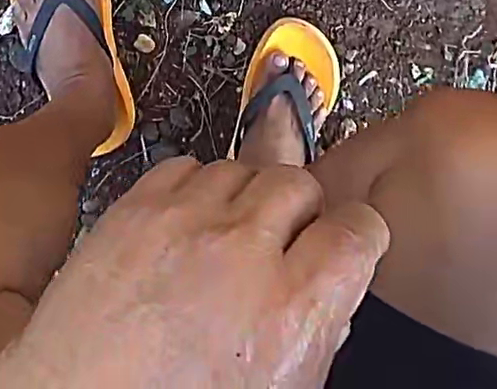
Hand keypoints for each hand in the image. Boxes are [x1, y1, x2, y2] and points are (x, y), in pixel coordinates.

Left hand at [0, 158, 388, 388]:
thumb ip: (317, 332)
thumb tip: (331, 288)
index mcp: (288, 310)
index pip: (356, 229)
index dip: (357, 233)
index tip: (347, 236)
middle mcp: (241, 250)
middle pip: (299, 182)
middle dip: (299, 209)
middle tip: (280, 237)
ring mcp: (186, 217)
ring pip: (245, 166)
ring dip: (245, 197)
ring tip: (224, 237)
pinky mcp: (139, 202)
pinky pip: (190, 163)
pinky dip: (196, 187)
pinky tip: (185, 224)